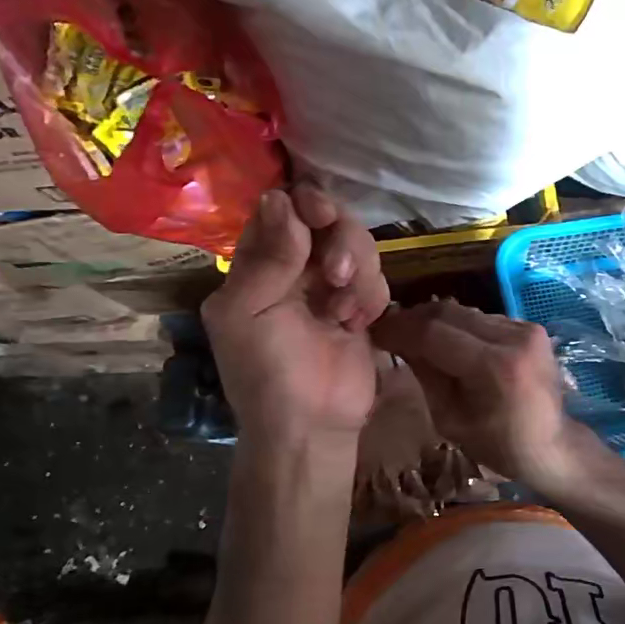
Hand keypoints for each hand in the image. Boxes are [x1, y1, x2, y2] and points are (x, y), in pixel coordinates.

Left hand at [202, 184, 389, 450]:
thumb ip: (268, 256)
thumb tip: (279, 196)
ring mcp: (329, 286)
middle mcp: (293, 267)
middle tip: (339, 272)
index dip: (302, 203)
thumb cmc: (266, 372)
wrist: (311, 427)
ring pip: (357, 243)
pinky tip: (358, 324)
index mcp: (256, 264)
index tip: (319, 214)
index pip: (280, 209)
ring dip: (358, 270)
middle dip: (340, 239)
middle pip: (327, 219)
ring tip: (345, 310)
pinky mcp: (361, 305)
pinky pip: (376, 276)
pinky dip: (371, 295)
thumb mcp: (248, 313)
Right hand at [370, 301, 613, 497]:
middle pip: (448, 313)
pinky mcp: (530, 327)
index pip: (433, 333)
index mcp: (494, 367)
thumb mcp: (450, 418)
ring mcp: (525, 328)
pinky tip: (446, 340)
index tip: (374, 330)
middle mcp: (513, 338)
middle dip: (413, 319)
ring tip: (412, 333)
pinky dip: (459, 325)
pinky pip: (482, 318)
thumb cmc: (499, 445)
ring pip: (464, 312)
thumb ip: (425, 374)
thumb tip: (398, 340)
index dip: (399, 329)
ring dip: (435, 320)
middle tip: (388, 328)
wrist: (554, 446)